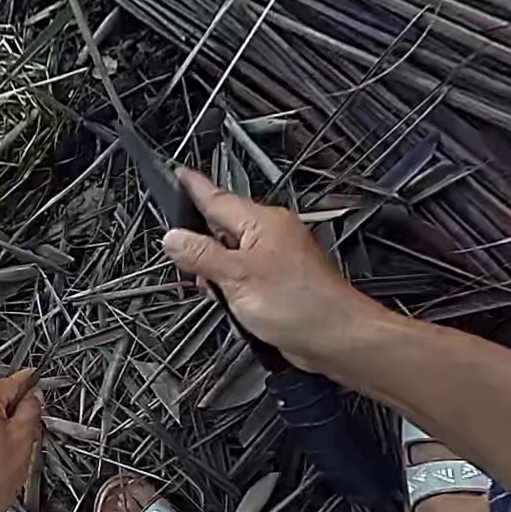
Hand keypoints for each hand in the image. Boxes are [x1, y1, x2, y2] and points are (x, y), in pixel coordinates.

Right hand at [160, 167, 389, 373]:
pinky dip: (230, 286)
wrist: (337, 338)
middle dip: (199, 245)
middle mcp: (272, 236)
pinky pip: (242, 275)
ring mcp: (276, 259)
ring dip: (215, 271)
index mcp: (263, 223)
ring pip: (230, 255)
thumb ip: (201, 255)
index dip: (194, 186)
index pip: (217, 198)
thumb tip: (173, 239)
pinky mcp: (278, 282)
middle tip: (181, 257)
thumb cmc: (303, 304)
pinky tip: (232, 302)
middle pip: (220, 229)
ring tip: (215, 290)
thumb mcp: (237, 277)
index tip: (179, 173)